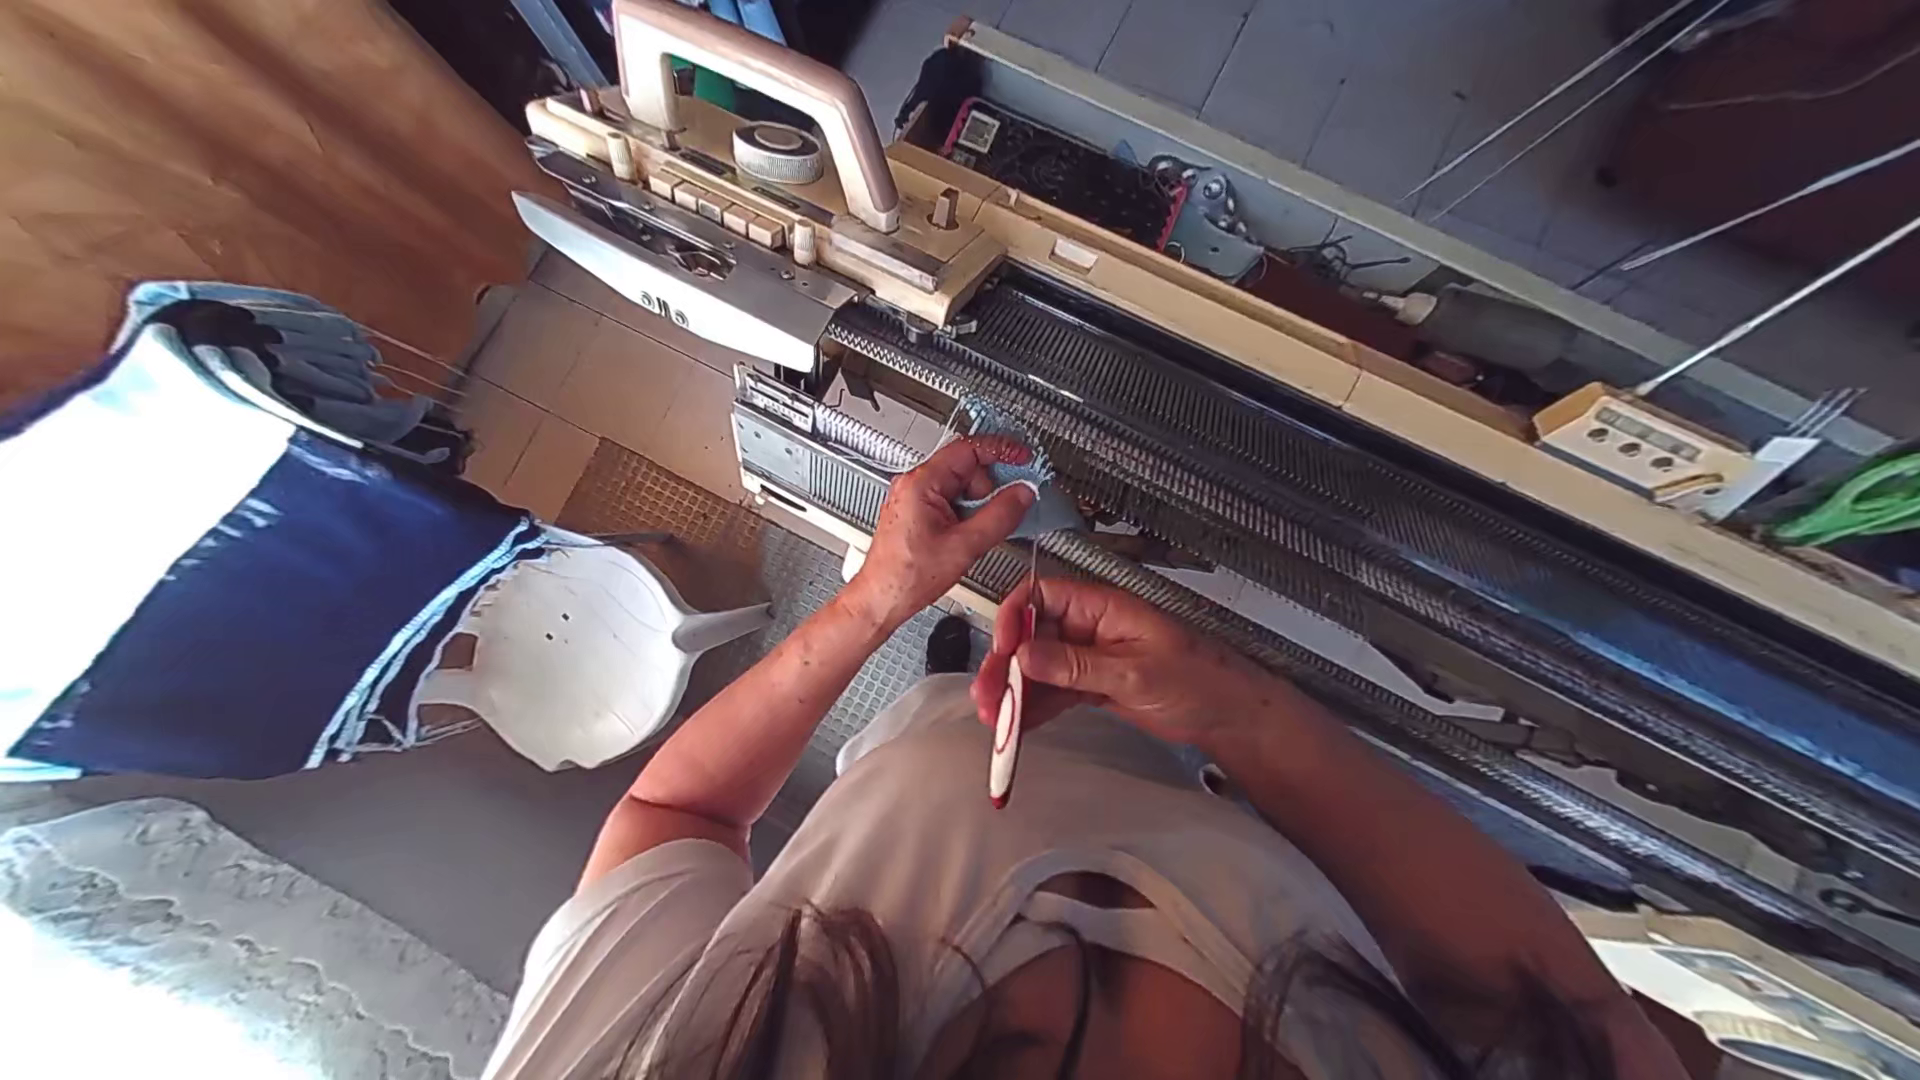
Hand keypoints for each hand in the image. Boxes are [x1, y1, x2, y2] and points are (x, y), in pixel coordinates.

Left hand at [844, 437, 1034, 628]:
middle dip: (988, 489)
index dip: (1000, 451)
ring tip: (971, 535)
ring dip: (976, 505)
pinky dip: (965, 515)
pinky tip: (963, 538)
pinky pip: (950, 502)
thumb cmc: (906, 576)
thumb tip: (1022, 494)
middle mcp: (913, 484)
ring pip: (960, 487)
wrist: (882, 599)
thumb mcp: (965, 546)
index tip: (1022, 458)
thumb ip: (1000, 515)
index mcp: (920, 482)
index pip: (968, 448)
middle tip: (999, 511)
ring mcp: (913, 498)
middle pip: (966, 468)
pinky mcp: (916, 513)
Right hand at [971, 576, 1283, 748]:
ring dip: (1014, 692)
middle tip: (987, 695)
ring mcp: (1088, 657)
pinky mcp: (1091, 685)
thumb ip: (1077, 664)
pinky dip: (1035, 708)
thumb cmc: (1198, 678)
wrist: (1229, 715)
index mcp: (1101, 607)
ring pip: (1038, 669)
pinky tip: (1018, 725)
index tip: (1003, 647)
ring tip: (996, 719)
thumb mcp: (1135, 670)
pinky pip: (1053, 692)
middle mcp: (1089, 627)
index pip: (1043, 596)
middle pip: (1032, 636)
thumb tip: (1026, 655)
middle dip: (1006, 665)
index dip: (1016, 617)